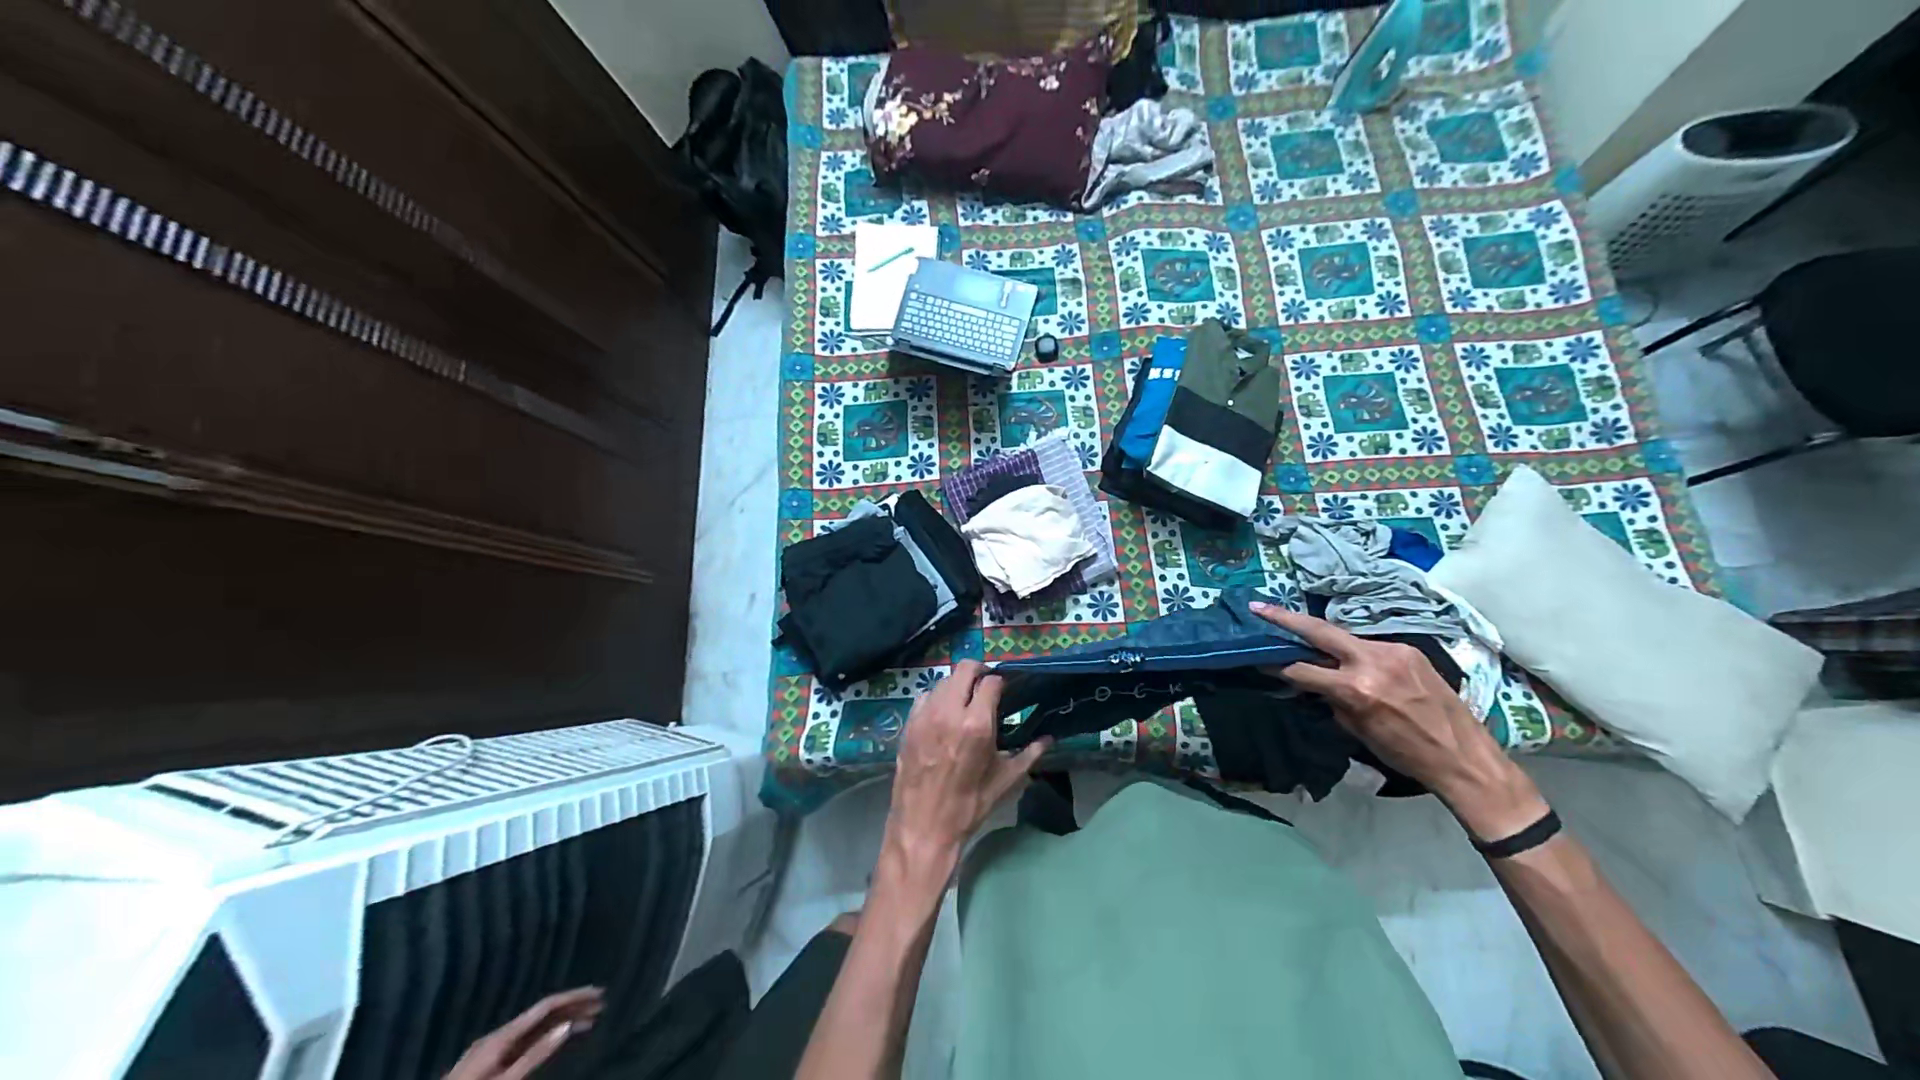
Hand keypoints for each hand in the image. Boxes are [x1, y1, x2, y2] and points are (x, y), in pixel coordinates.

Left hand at [445, 987, 603, 1079]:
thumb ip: (536, 1054)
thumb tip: (567, 1025)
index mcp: (502, 1036)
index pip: (545, 1007)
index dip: (573, 997)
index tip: (598, 993)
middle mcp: (499, 1035)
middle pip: (541, 1014)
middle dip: (572, 1007)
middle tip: (601, 1006)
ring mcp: (493, 1048)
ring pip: (534, 1028)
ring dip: (562, 1021)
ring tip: (588, 1022)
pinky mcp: (490, 1061)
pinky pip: (525, 1040)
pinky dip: (546, 1036)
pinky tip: (557, 1038)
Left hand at [885, 660, 1048, 880]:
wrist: (923, 826)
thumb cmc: (969, 806)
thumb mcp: (1004, 781)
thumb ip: (1028, 755)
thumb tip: (1048, 740)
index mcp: (976, 725)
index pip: (991, 682)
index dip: (1000, 683)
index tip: (1004, 691)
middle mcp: (949, 712)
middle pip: (964, 668)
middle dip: (979, 672)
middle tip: (985, 685)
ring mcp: (925, 715)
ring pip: (943, 680)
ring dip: (958, 685)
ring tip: (965, 702)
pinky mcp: (908, 724)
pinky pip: (925, 697)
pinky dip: (937, 698)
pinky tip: (943, 714)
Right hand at [1249, 602, 1548, 842]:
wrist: (1465, 757)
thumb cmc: (1405, 753)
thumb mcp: (1358, 730)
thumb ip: (1332, 700)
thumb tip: (1312, 683)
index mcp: (1356, 688)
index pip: (1303, 669)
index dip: (1278, 666)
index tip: (1259, 659)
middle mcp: (1372, 661)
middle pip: (1319, 631)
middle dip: (1285, 619)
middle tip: (1259, 607)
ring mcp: (1393, 651)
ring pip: (1346, 638)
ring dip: (1324, 640)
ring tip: (1305, 640)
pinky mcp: (1409, 650)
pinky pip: (1370, 645)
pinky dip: (1354, 651)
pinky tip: (1351, 660)